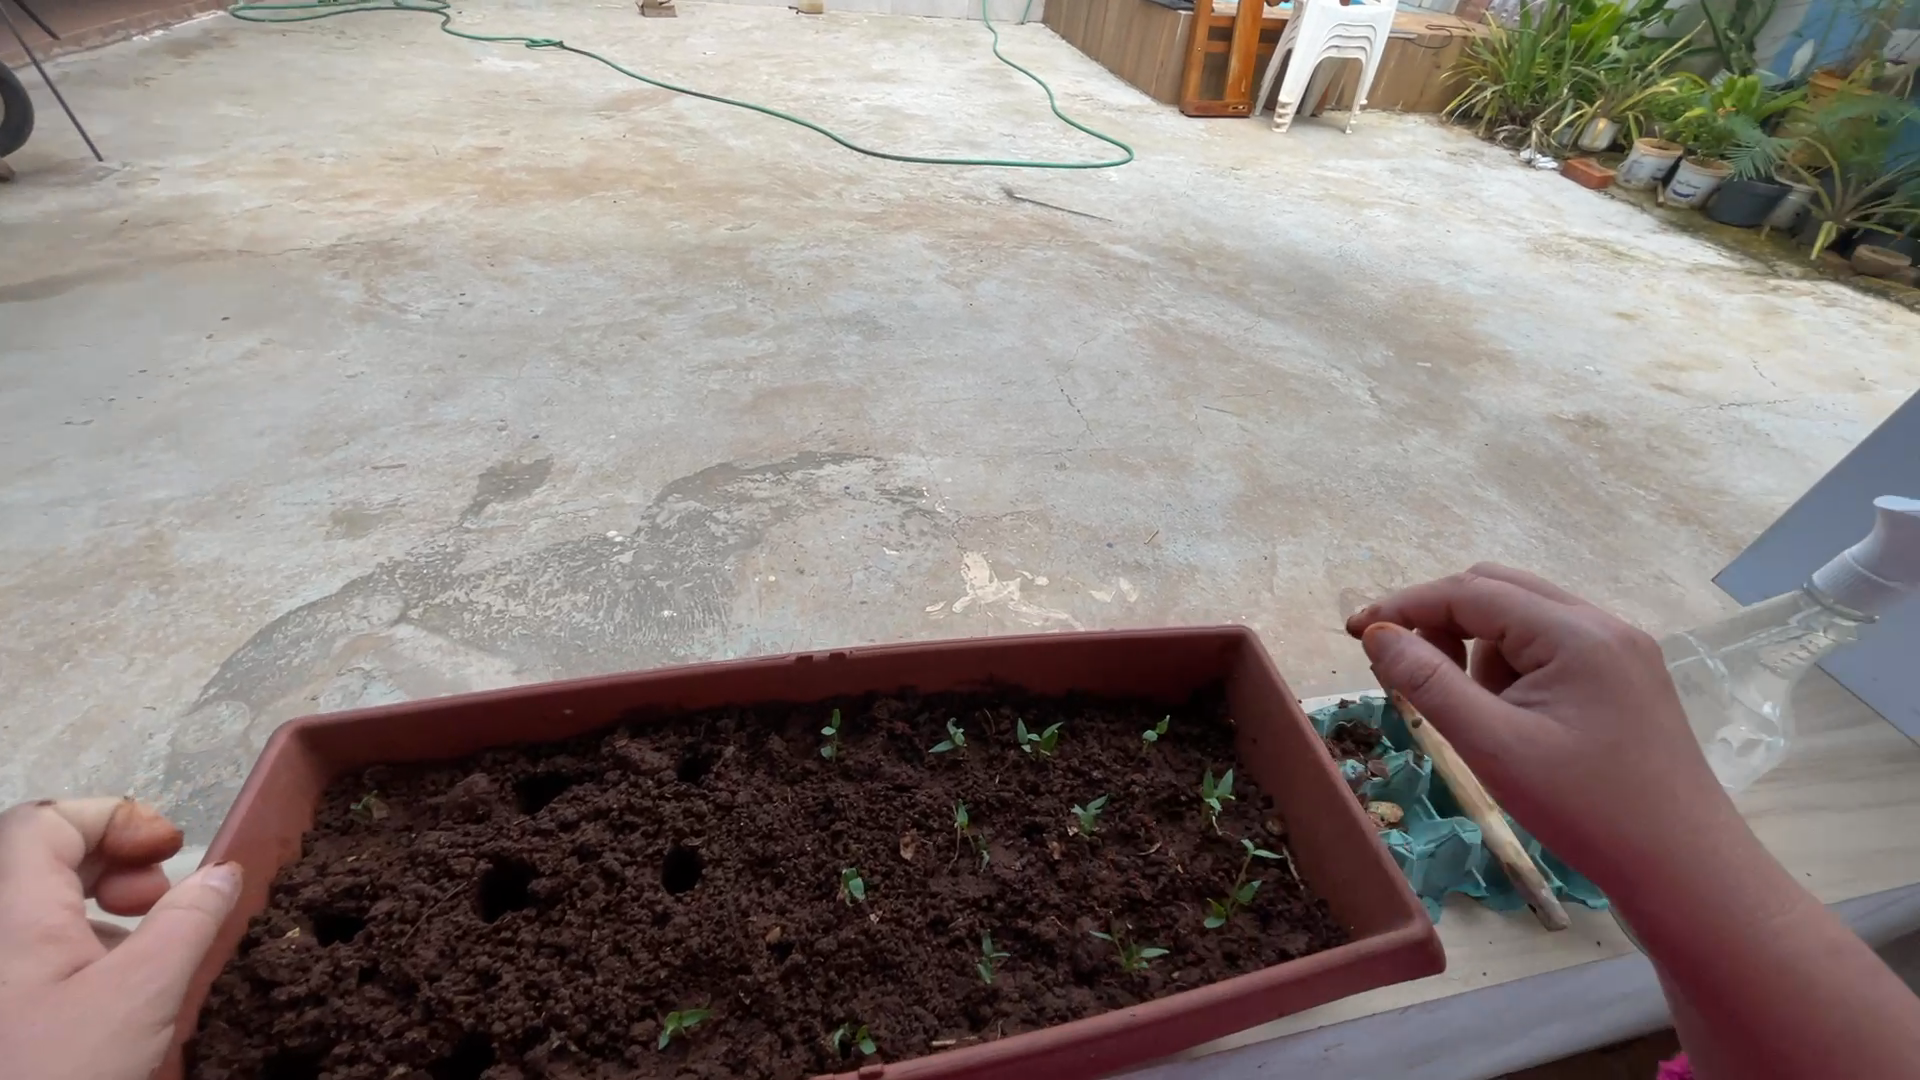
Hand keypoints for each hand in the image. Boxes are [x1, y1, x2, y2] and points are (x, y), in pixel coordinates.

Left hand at [0, 798, 242, 1079]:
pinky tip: (105, 992)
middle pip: (41, 856)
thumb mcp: (142, 994)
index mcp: (5, 919)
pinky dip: (74, 950)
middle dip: (119, 863)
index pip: (47, 821)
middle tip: (160, 903)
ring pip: (33, 905)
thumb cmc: (51, 1074)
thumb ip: (191, 917)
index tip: (171, 856)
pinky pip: (24, 952)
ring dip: (101, 909)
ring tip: (141, 951)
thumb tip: (220, 872)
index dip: (120, 817)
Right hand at [1346, 564, 1747, 889]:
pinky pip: (1540, 645)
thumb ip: (1426, 680)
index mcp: (1576, 634)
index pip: (1468, 592)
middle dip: (1435, 617)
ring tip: (1462, 703)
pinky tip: (1503, 712)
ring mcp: (1616, 650)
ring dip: (1470, 643)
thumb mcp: (1490, 743)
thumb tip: (1376, 635)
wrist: (1687, 873)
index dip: (1403, 606)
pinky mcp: (1618, 677)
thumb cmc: (1585, 808)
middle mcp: (1601, 626)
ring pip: (1515, 616)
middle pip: (1493, 589)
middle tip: (1399, 661)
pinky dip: (1501, 664)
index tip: (1355, 633)